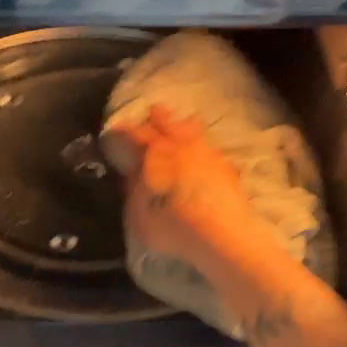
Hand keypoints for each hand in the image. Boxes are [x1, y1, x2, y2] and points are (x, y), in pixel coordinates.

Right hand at [112, 105, 270, 270]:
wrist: (225, 235)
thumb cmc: (174, 226)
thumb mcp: (140, 214)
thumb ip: (134, 190)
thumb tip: (132, 173)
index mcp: (159, 153)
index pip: (139, 135)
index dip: (126, 131)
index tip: (117, 128)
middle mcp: (185, 147)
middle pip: (171, 125)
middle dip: (160, 118)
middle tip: (154, 110)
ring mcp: (210, 156)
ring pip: (196, 133)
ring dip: (186, 127)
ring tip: (185, 122)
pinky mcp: (228, 171)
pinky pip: (213, 152)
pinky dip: (206, 149)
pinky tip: (208, 154)